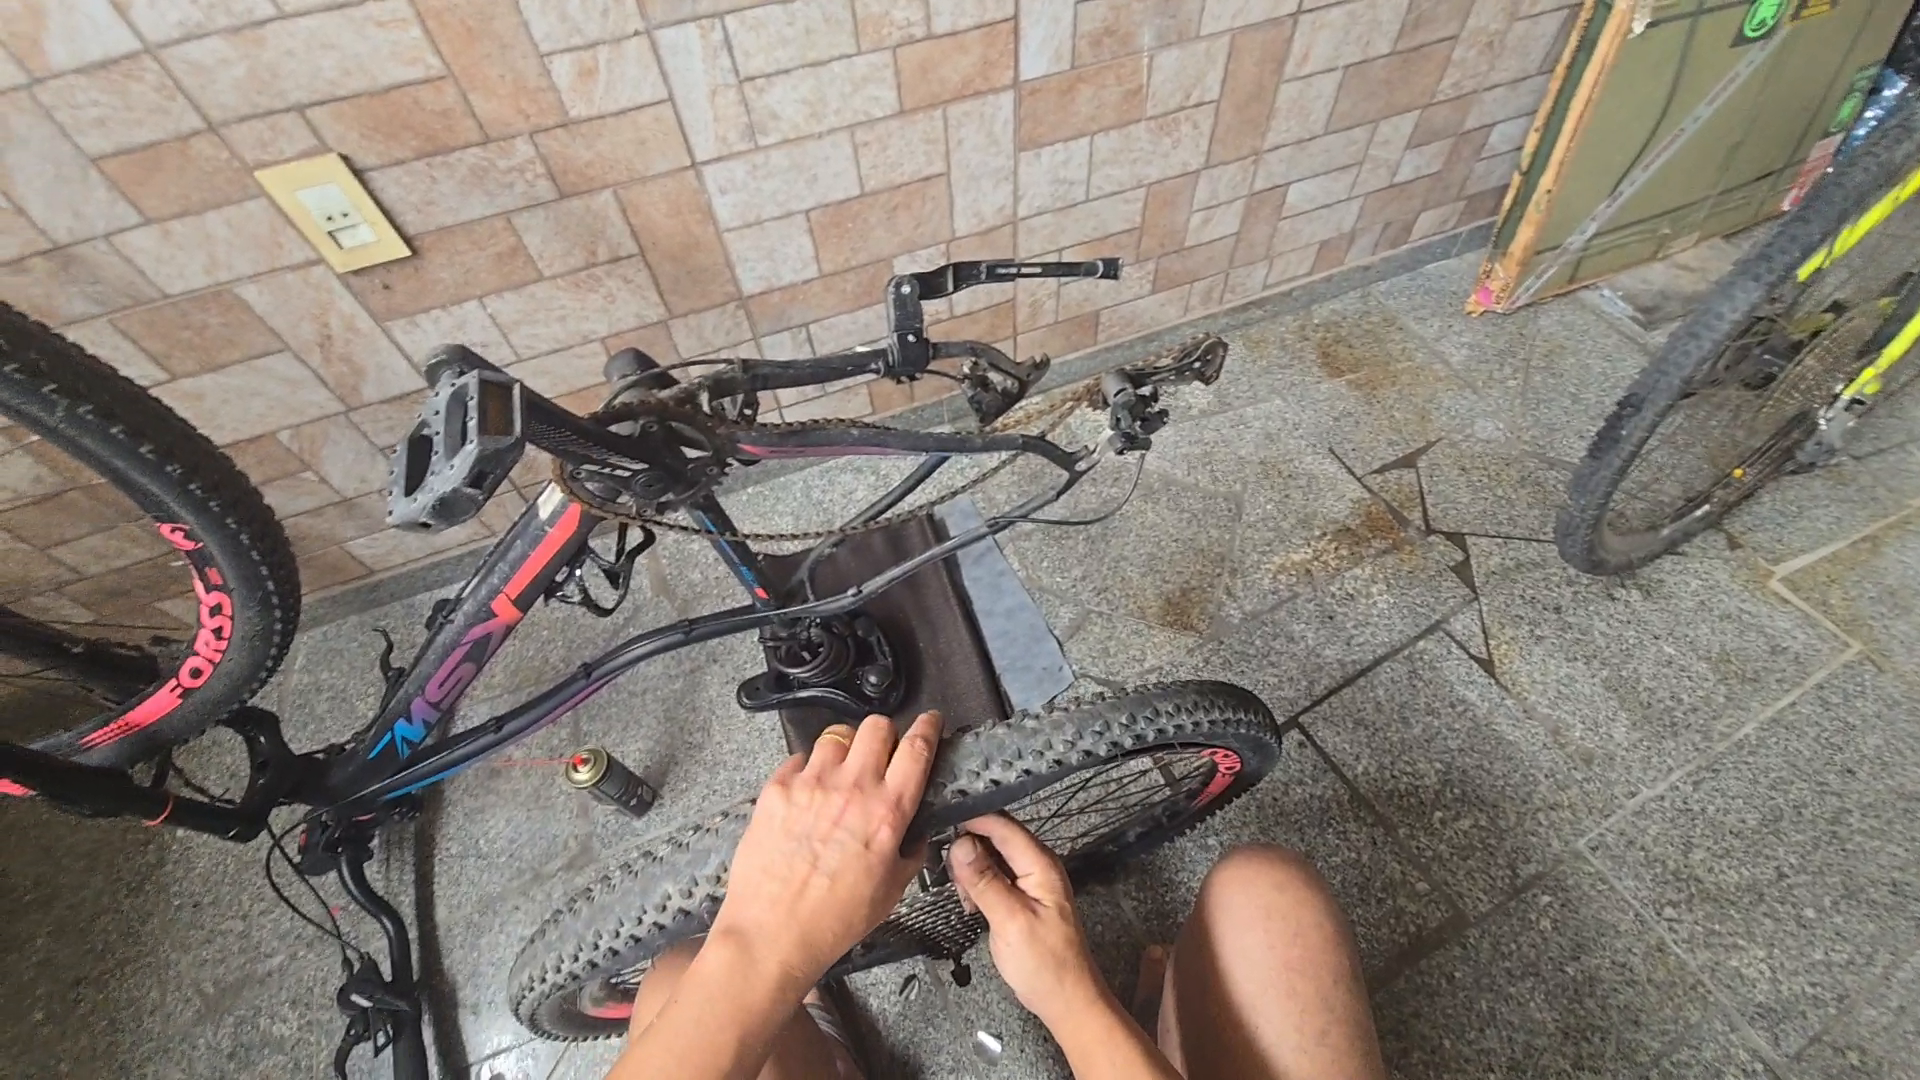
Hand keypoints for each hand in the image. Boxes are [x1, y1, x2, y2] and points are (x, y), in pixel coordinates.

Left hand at [709, 711, 939, 991]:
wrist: (770, 934)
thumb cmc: (834, 920)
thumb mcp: (891, 890)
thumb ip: (911, 851)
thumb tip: (916, 830)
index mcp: (887, 811)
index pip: (917, 748)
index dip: (928, 726)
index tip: (931, 720)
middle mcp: (852, 787)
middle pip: (877, 726)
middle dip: (885, 733)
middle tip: (882, 753)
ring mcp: (812, 783)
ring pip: (837, 735)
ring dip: (846, 749)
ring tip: (841, 771)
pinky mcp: (777, 788)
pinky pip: (800, 758)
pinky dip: (809, 769)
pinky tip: (808, 792)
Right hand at [947, 813, 1109, 1027]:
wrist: (1067, 1002)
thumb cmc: (1046, 965)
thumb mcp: (1010, 921)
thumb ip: (984, 880)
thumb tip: (960, 843)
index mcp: (1040, 863)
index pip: (1002, 825)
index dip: (972, 819)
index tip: (942, 823)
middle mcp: (1035, 864)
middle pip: (995, 836)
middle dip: (968, 847)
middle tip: (950, 871)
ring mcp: (1029, 880)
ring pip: (991, 855)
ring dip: (971, 868)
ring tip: (963, 895)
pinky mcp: (1021, 895)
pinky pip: (994, 875)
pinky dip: (978, 883)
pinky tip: (971, 903)